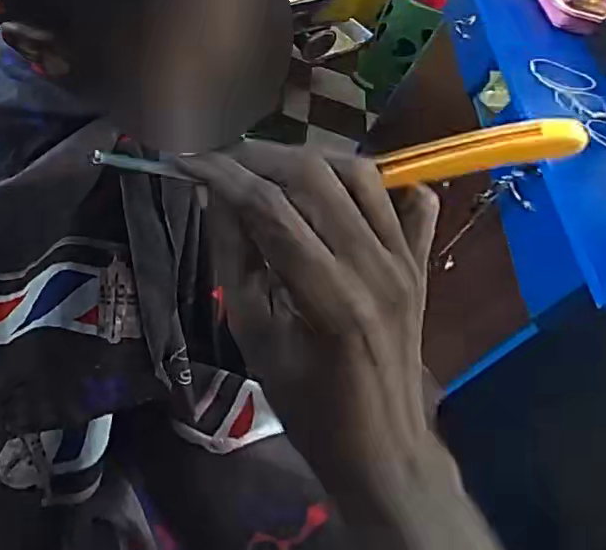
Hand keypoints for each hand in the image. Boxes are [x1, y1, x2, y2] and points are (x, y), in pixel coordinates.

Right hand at [180, 143, 488, 546]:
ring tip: (267, 169)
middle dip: (255, 156)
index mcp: (328, 296)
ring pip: (357, 172)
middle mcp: (374, 266)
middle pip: (311, 175)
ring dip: (304, 157)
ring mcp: (405, 260)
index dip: (220, 173)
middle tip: (220, 162)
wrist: (382, 449)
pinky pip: (407, 196)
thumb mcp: (249, 328)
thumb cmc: (303, 398)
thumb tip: (215, 189)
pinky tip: (334, 186)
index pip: (267, 206)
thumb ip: (232, 250)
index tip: (185, 160)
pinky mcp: (421, 260)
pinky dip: (370, 179)